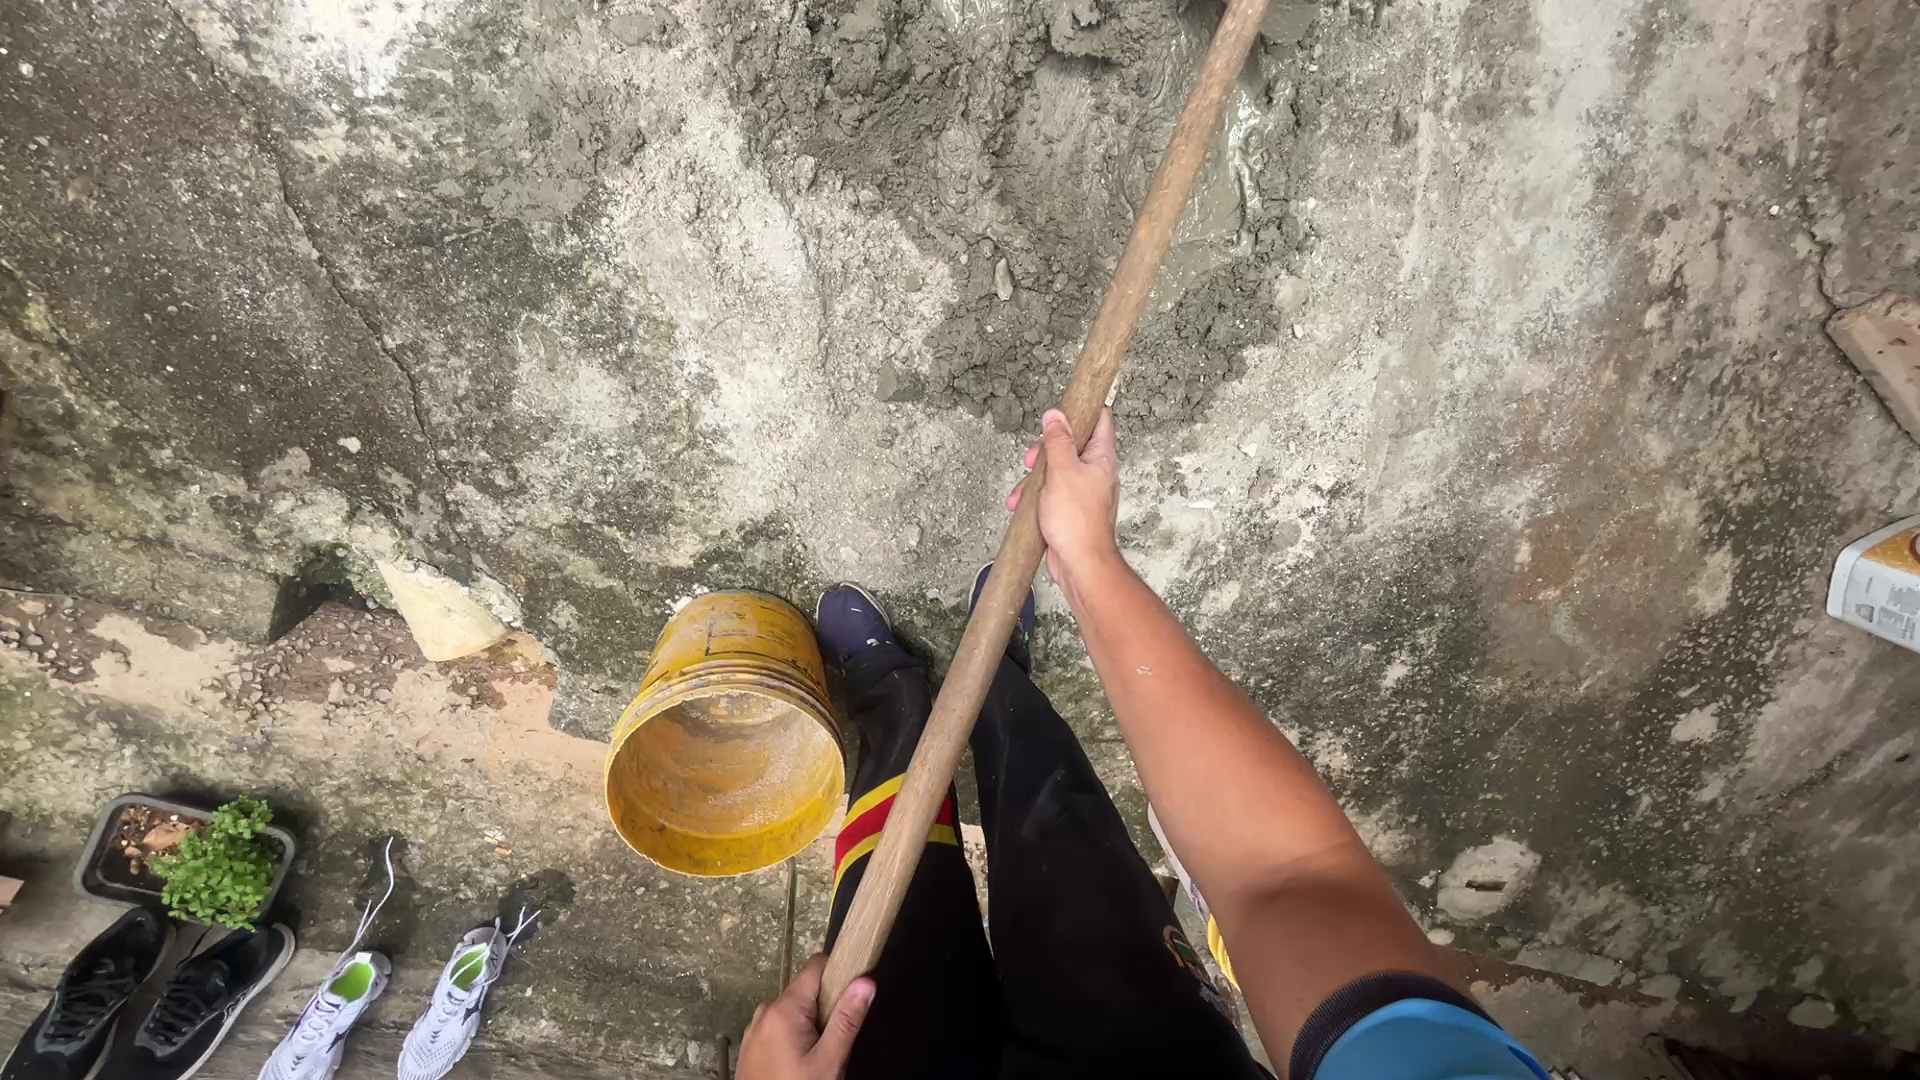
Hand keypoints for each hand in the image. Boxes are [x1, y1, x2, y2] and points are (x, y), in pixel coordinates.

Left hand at [736, 954, 875, 1079]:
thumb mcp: (828, 1062)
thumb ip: (847, 1019)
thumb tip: (866, 980)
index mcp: (783, 1008)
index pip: (817, 965)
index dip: (839, 974)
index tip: (853, 997)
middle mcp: (765, 1011)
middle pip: (806, 991)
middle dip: (825, 1009)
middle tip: (834, 1044)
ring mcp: (755, 1030)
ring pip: (794, 1012)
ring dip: (810, 1026)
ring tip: (816, 1061)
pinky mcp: (751, 1047)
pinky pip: (779, 1029)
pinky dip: (793, 1039)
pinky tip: (798, 1068)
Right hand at [1006, 407, 1120, 592]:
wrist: (1079, 563)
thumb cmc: (1077, 521)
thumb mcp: (1062, 471)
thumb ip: (1057, 441)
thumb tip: (1055, 416)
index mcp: (1101, 458)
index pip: (1099, 420)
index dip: (1080, 410)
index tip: (1061, 408)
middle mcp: (1095, 472)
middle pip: (1069, 446)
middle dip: (1045, 451)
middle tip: (1033, 459)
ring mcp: (1082, 492)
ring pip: (1055, 472)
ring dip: (1034, 480)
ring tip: (1021, 493)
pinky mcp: (1069, 509)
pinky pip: (1050, 494)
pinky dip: (1034, 498)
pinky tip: (1021, 506)